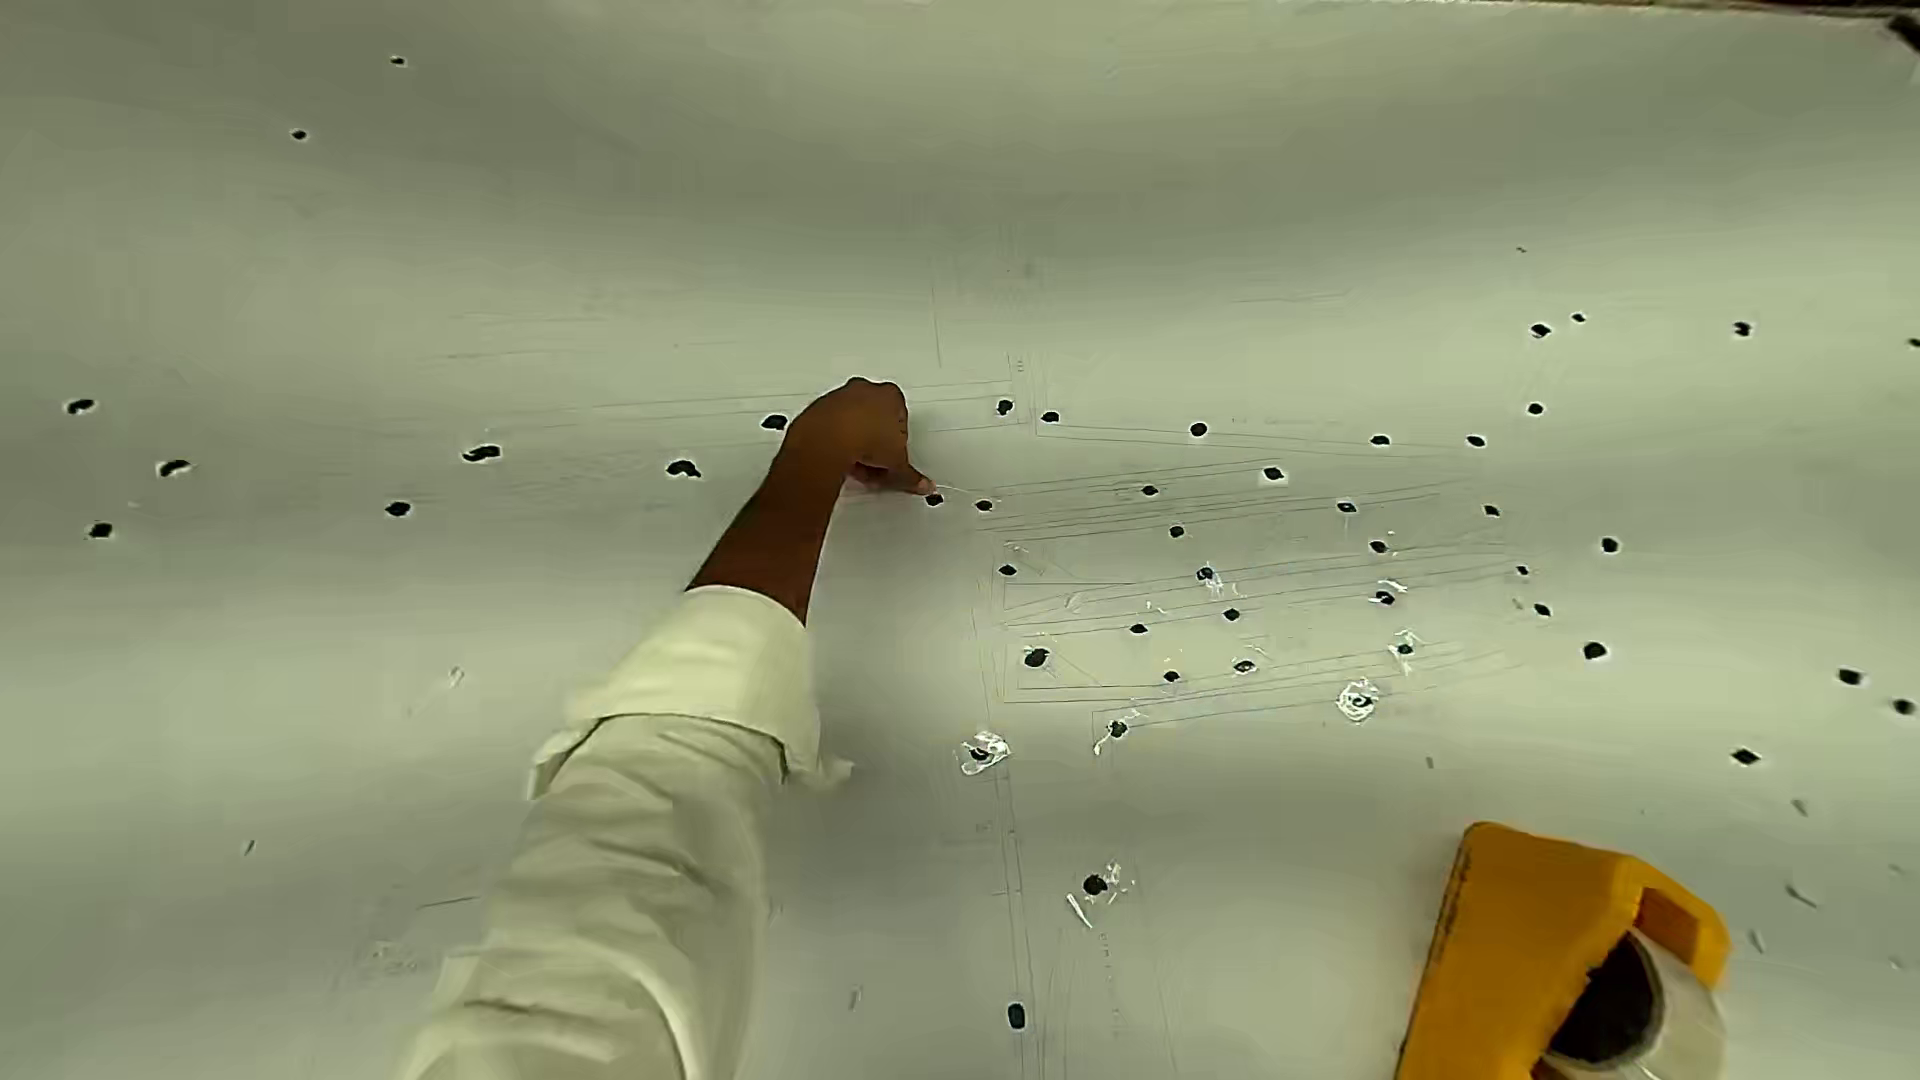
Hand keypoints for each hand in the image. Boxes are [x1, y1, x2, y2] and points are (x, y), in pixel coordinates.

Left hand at [782, 378, 933, 494]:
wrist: (828, 440)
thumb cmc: (863, 437)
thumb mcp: (897, 464)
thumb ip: (910, 475)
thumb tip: (918, 483)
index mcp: (891, 395)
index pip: (901, 420)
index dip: (899, 443)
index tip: (895, 457)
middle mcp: (864, 390)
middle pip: (876, 419)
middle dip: (877, 442)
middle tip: (878, 463)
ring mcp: (840, 397)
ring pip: (853, 422)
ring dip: (857, 443)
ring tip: (858, 465)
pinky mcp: (820, 408)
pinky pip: (833, 426)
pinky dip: (837, 442)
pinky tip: (841, 460)